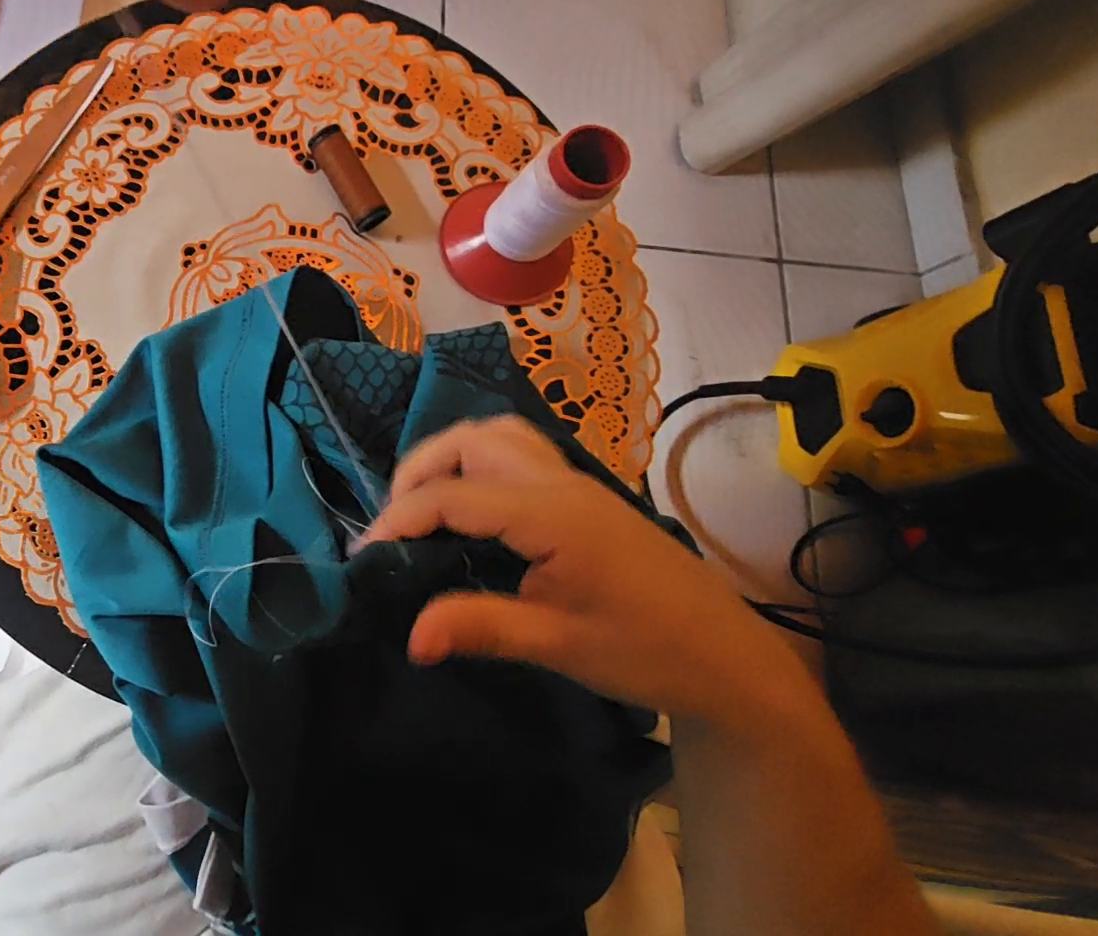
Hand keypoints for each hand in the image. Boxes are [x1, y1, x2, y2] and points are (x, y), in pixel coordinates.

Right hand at [357, 417, 817, 728]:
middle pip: (469, 441)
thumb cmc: (648, 653)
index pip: (451, 494)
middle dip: (417, 472)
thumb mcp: (558, 644)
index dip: (398, 520)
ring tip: (424, 508)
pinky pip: (517, 453)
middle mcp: (559, 483)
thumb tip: (410, 638)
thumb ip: (479, 628)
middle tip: (394, 526)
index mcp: (551, 514)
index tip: (364, 557)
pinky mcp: (583, 496)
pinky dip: (477, 464)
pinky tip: (471, 509)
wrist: (733, 662)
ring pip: (496, 437)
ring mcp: (575, 483)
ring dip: (448, 459)